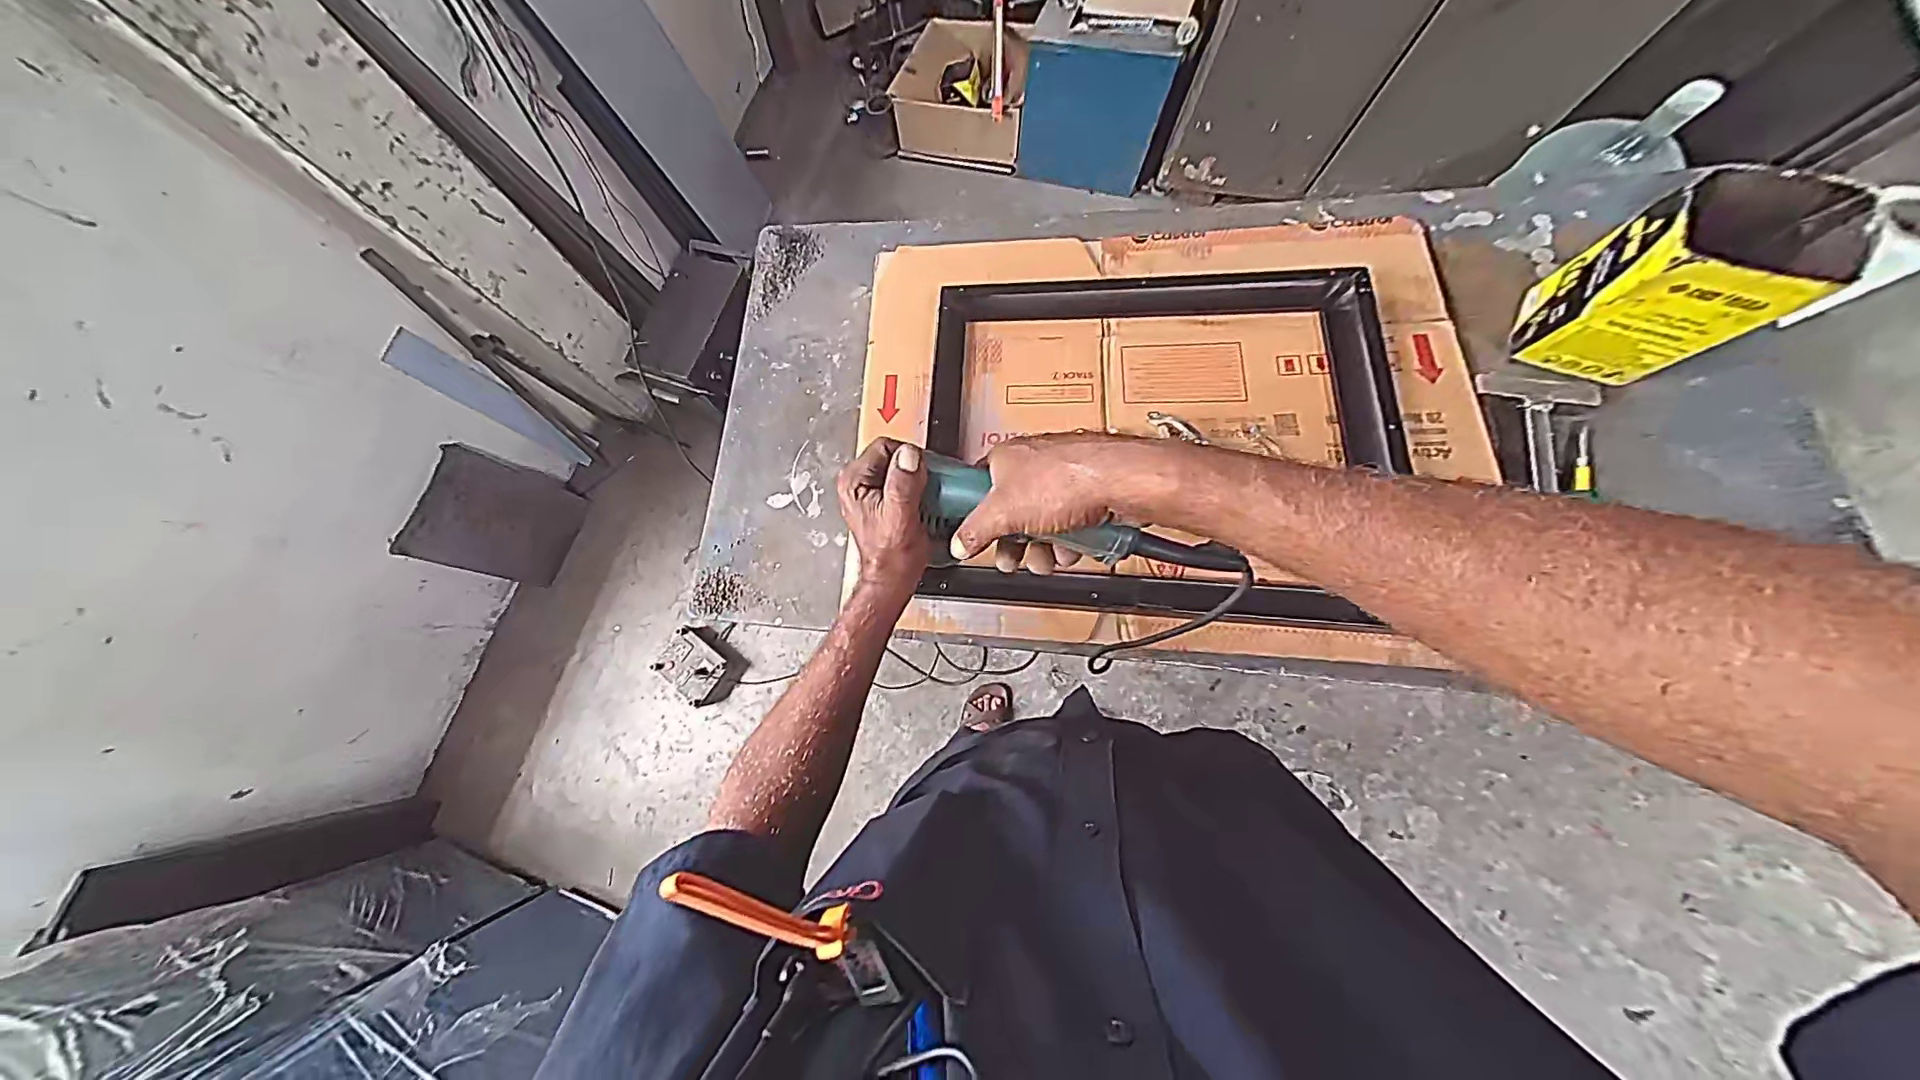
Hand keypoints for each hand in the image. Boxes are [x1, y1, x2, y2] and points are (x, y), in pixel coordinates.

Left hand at [838, 438, 930, 596]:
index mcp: (854, 482)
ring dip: (919, 480)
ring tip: (925, 497)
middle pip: (894, 456)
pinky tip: (923, 503)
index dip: (909, 458)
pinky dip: (918, 489)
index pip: (886, 447)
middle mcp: (858, 484)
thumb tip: (909, 456)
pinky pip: (905, 482)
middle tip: (927, 487)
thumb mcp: (900, 515)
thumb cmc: (891, 555)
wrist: (893, 577)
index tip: (924, 474)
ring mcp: (871, 492)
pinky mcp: (884, 500)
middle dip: (916, 469)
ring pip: (902, 468)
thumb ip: (903, 483)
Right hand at [952, 434, 1175, 570]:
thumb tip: (959, 543)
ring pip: (1041, 522)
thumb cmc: (1069, 478)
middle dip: (1013, 542)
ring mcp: (1061, 480)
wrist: (1120, 482)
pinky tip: (1070, 548)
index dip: (974, 515)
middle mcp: (1032, 465)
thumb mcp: (1004, 512)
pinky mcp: (1085, 495)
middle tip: (1011, 559)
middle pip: (1011, 512)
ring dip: (1042, 548)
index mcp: (1005, 458)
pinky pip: (1067, 523)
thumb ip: (975, 530)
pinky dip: (1067, 540)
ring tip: (1046, 559)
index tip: (972, 537)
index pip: (977, 488)